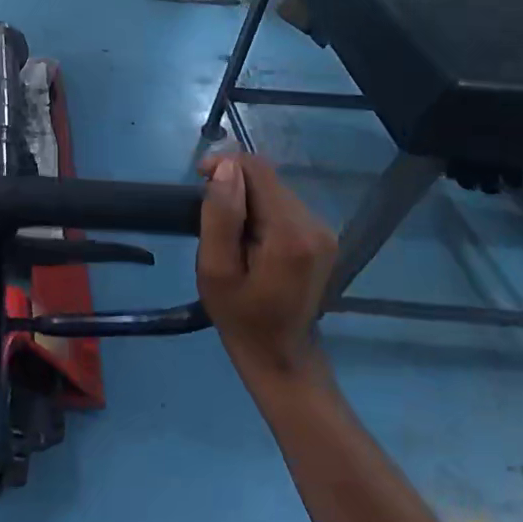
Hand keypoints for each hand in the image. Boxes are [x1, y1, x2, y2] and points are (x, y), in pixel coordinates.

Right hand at [196, 153, 338, 377]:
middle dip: (235, 186)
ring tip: (228, 231)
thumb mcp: (216, 270)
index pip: (259, 171)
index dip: (226, 165)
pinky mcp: (322, 238)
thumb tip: (226, 167)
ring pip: (276, 190)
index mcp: (290, 234)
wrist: (280, 356)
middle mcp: (315, 224)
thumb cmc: (241, 317)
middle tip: (210, 216)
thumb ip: (220, 216)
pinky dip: (262, 211)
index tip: (199, 179)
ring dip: (248, 199)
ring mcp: (324, 231)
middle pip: (268, 179)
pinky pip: (285, 206)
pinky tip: (250, 238)